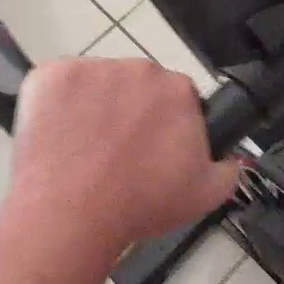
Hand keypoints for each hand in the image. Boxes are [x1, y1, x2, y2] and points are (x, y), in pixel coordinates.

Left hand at [8, 57, 241, 256]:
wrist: (71, 215)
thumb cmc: (139, 205)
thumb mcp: (205, 196)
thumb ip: (228, 169)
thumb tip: (231, 158)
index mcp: (178, 90)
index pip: (175, 97)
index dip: (162, 124)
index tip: (150, 149)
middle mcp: (139, 69)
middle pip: (136, 85)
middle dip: (128, 111)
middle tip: (115, 153)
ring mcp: (92, 68)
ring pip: (96, 83)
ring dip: (92, 106)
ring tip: (83, 150)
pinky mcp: (51, 74)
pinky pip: (57, 82)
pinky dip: (56, 103)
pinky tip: (57, 137)